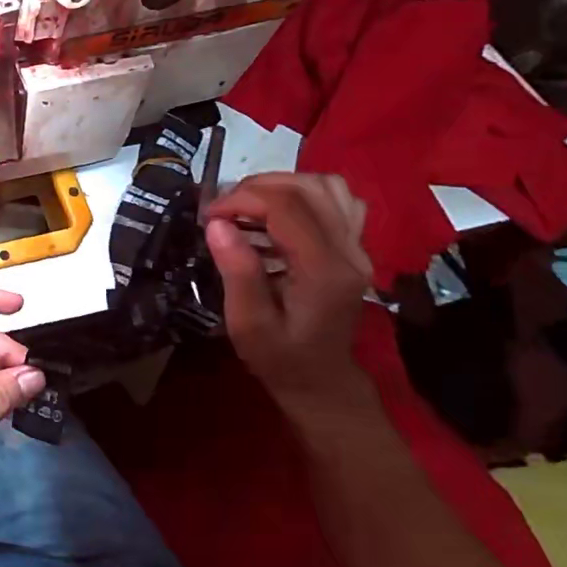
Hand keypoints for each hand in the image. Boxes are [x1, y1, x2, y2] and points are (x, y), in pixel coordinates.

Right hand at [203, 173, 373, 407]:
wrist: (321, 381)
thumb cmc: (280, 358)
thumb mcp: (248, 325)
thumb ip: (237, 272)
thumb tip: (217, 224)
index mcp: (324, 271)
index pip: (287, 208)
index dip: (242, 200)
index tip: (209, 215)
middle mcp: (349, 252)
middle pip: (308, 188)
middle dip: (258, 188)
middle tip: (224, 209)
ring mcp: (358, 248)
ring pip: (327, 187)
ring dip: (281, 186)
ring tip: (248, 206)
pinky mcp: (354, 247)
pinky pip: (337, 200)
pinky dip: (303, 194)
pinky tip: (277, 213)